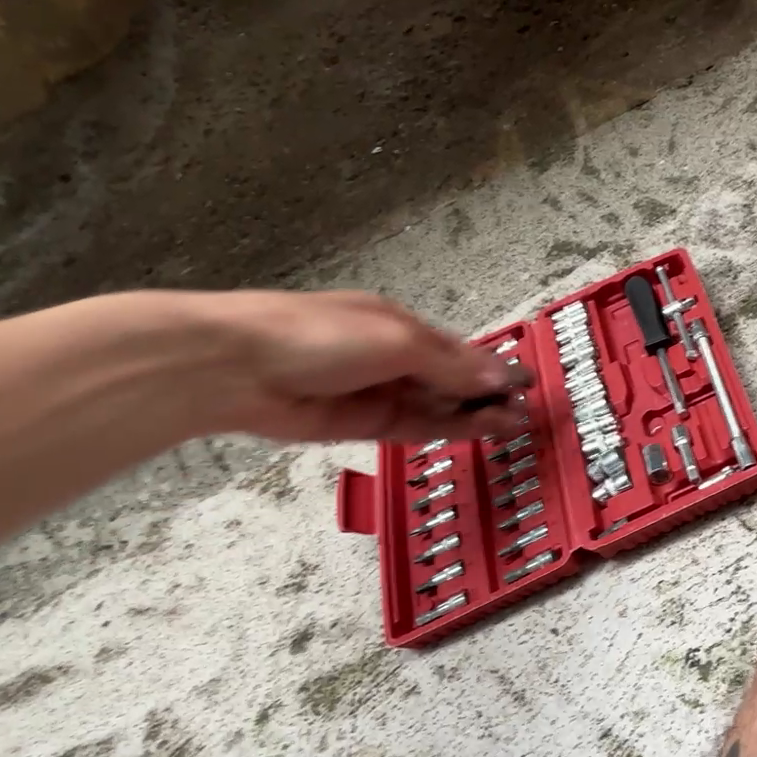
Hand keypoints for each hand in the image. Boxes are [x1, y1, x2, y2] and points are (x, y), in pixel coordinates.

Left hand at [189, 289, 530, 441]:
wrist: (229, 367)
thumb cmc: (313, 336)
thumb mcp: (395, 340)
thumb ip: (452, 363)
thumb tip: (503, 375)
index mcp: (397, 324)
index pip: (459, 350)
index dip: (494, 367)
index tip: (527, 384)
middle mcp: (392, 358)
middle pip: (454, 380)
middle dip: (490, 394)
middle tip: (527, 412)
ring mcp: (379, 392)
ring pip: (441, 407)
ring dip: (478, 415)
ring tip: (515, 425)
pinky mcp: (365, 425)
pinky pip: (419, 428)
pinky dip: (451, 430)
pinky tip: (480, 432)